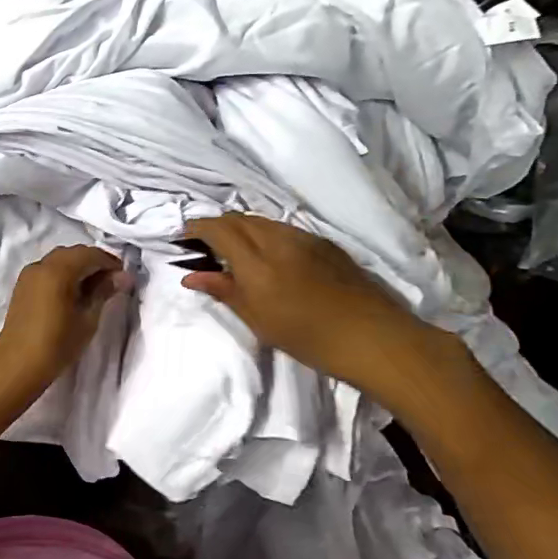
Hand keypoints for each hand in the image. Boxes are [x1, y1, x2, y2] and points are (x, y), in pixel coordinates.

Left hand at [0, 245, 131, 389]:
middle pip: (72, 254)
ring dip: (77, 268)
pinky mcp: (21, 287)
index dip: (110, 262)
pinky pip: (46, 271)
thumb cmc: (57, 344)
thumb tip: (123, 276)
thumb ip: (103, 292)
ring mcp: (27, 276)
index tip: (124, 278)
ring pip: (58, 261)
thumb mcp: (87, 319)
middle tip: (111, 282)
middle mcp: (40, 266)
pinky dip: (62, 275)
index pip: (89, 254)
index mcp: (57, 270)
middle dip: (93, 263)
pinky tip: (72, 293)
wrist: (17, 366)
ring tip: (94, 289)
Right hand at [181, 213, 449, 396]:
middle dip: (217, 225)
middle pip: (240, 219)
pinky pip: (284, 228)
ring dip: (241, 227)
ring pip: (262, 221)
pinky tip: (267, 252)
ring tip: (233, 247)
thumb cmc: (308, 337)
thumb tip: (191, 276)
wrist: (374, 339)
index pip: (219, 230)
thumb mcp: (257, 319)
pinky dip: (265, 233)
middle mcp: (279, 241)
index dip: (197, 227)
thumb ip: (224, 291)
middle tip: (203, 242)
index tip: (183, 234)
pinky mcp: (325, 244)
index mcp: (257, 263)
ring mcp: (305, 239)